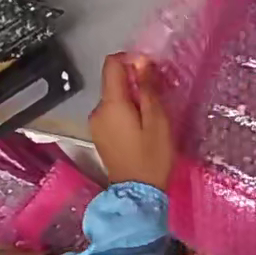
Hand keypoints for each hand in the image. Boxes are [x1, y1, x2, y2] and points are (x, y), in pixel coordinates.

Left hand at [89, 52, 174, 190]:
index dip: (130, 59)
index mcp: (111, 104)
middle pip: (113, 83)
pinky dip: (125, 113)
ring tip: (152, 115)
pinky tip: (141, 128)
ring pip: (114, 100)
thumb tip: (142, 62)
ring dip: (131, 100)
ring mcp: (96, 125)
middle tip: (159, 95)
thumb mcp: (157, 120)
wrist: (137, 194)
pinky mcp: (100, 137)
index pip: (112, 64)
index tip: (149, 70)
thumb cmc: (152, 158)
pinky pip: (112, 115)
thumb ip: (148, 89)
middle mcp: (98, 111)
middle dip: (134, 83)